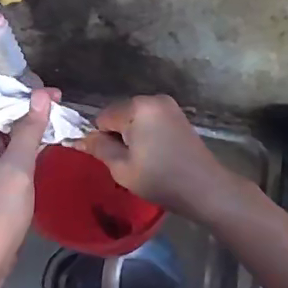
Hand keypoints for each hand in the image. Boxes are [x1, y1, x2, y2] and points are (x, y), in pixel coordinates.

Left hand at [0, 88, 56, 287]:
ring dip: (23, 135)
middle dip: (25, 116)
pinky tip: (39, 149)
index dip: (24, 99)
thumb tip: (42, 93)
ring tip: (56, 125)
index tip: (56, 95)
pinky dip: (16, 154)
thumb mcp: (15, 171)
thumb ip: (29, 130)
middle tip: (62, 108)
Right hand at [76, 95, 248, 221]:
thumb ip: (99, 148)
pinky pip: (151, 120)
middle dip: (119, 135)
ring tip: (145, 160)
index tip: (115, 160)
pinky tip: (157, 154)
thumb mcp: (122, 168)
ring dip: (134, 135)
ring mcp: (169, 105)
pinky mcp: (179, 115)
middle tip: (131, 162)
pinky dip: (148, 134)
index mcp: (137, 107)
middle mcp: (153, 98)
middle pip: (120, 114)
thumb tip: (81, 139)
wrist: (205, 188)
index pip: (103, 117)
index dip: (103, 139)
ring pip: (135, 118)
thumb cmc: (160, 179)